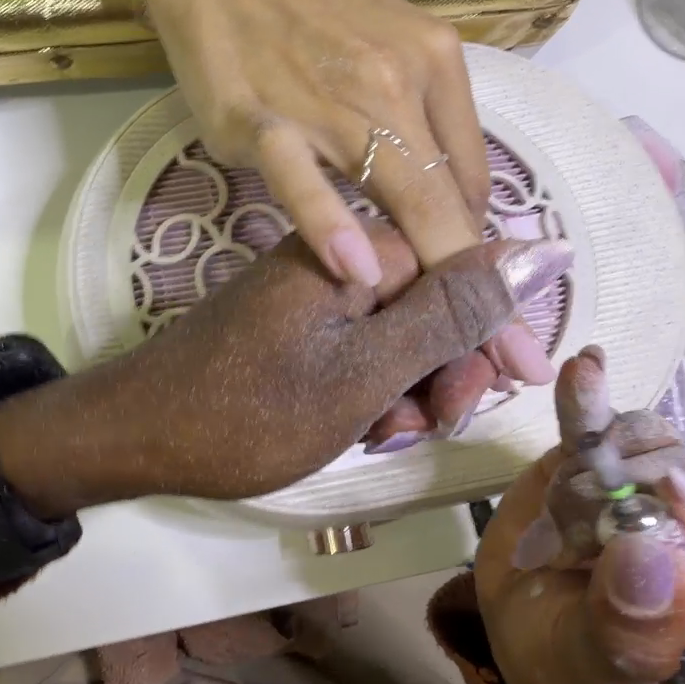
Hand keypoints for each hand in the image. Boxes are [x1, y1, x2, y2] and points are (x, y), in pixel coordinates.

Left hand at [0, 224, 572, 517]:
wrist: (138, 436)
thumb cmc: (252, 410)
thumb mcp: (366, 369)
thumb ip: (453, 311)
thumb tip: (546, 249)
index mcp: (354, 247)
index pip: (461, 264)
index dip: (489, 330)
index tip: (507, 390)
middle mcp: (335, 256)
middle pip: (431, 300)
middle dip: (444, 367)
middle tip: (429, 423)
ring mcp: (310, 292)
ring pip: (396, 333)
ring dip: (408, 387)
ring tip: (383, 434)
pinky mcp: (293, 324)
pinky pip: (357, 347)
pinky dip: (369, 389)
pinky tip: (360, 428)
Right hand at [16, 0, 556, 398]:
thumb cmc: (302, 12)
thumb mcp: (384, 50)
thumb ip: (420, 124)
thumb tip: (449, 203)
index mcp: (436, 66)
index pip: (473, 181)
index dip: (490, 259)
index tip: (507, 317)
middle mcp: (399, 80)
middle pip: (450, 202)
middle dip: (488, 293)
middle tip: (516, 365)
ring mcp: (329, 98)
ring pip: (395, 195)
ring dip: (431, 280)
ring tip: (462, 357)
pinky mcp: (262, 115)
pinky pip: (303, 176)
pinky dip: (331, 224)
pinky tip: (357, 271)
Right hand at [473, 348, 684, 683]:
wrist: (513, 623)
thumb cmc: (570, 663)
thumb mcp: (598, 668)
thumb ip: (631, 630)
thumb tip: (648, 547)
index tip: (675, 508)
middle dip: (634, 498)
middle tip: (576, 536)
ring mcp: (665, 485)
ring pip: (657, 443)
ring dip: (592, 472)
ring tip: (555, 521)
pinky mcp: (606, 454)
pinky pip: (607, 421)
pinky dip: (590, 399)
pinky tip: (584, 369)